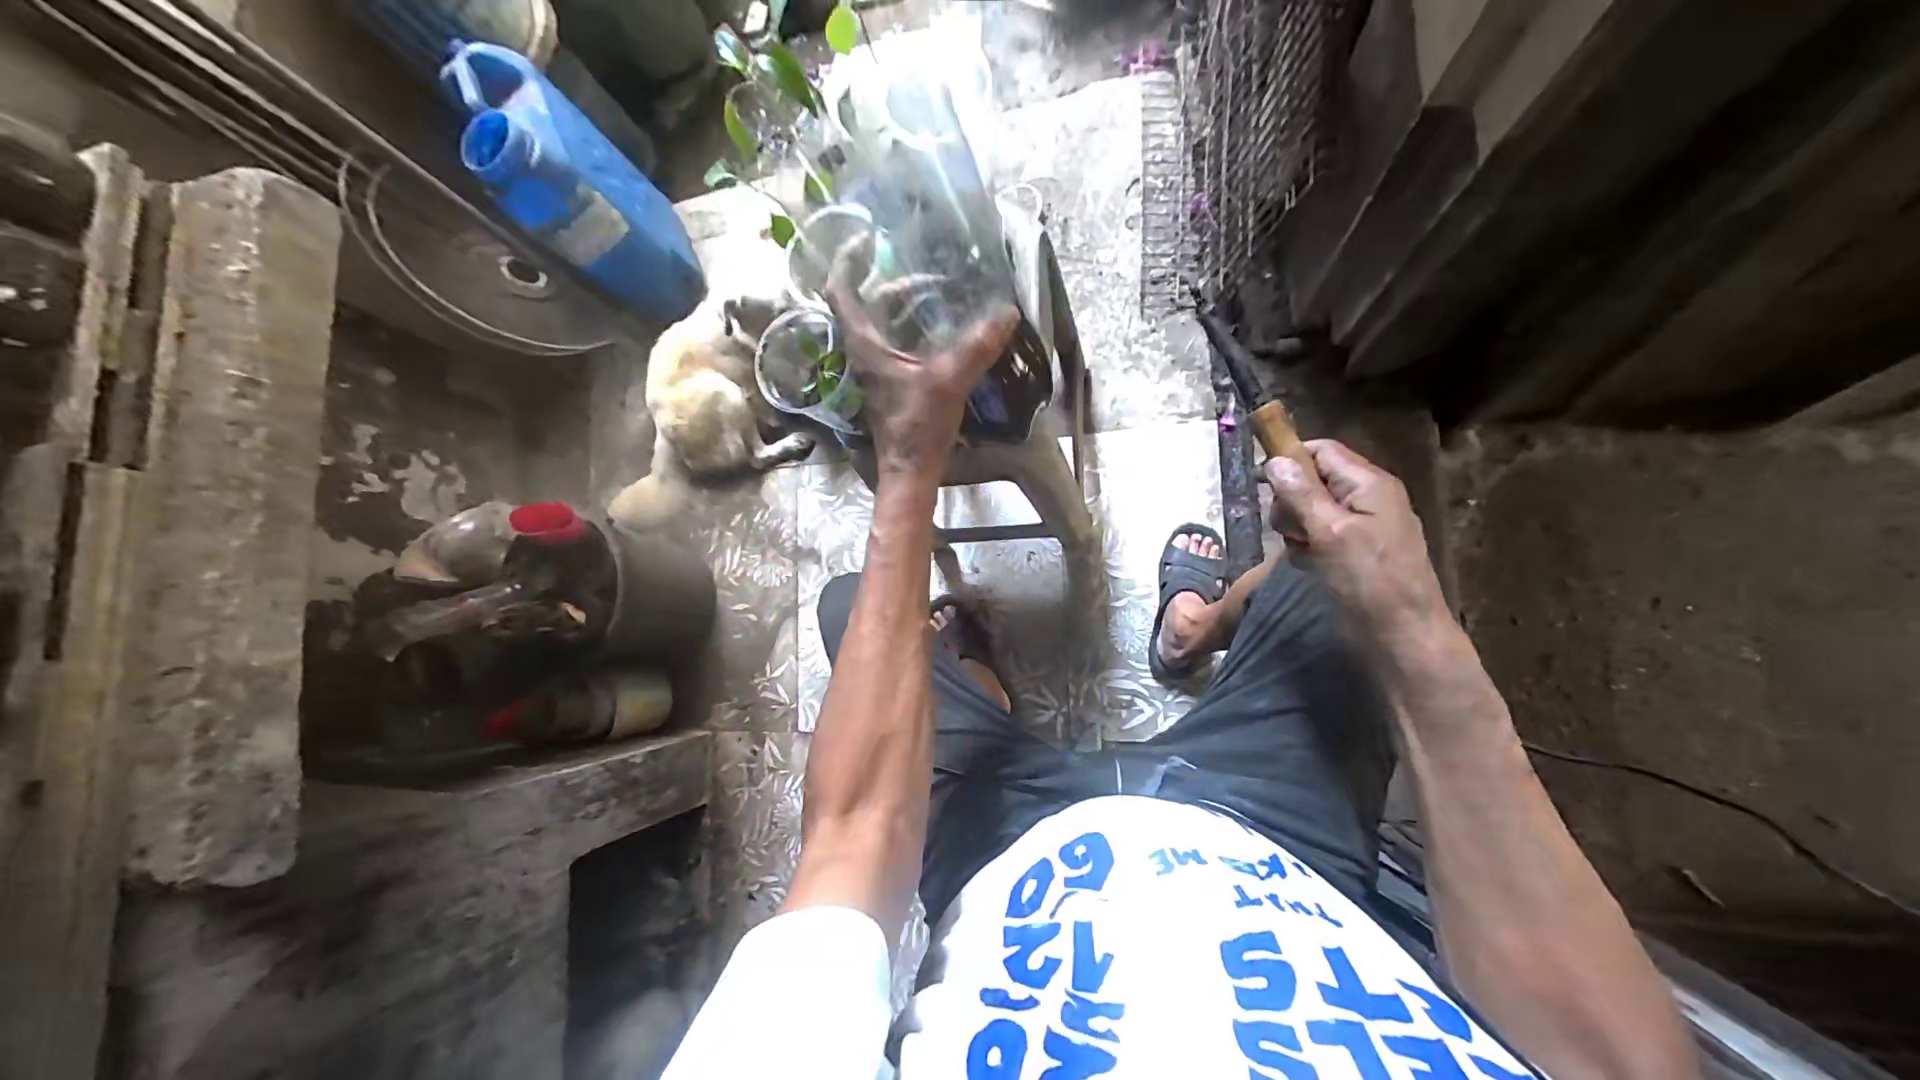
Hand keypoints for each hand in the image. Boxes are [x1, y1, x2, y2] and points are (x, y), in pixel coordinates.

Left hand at [827, 240, 1019, 480]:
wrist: (910, 471)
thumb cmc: (918, 426)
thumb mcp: (949, 381)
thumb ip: (977, 346)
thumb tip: (1007, 313)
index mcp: (865, 345)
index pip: (839, 291)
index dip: (847, 260)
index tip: (865, 238)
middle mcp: (864, 352)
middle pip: (867, 302)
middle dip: (891, 279)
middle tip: (925, 265)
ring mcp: (877, 369)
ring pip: (883, 323)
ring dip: (905, 303)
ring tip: (939, 289)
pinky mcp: (892, 382)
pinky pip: (898, 342)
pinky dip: (914, 326)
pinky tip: (943, 326)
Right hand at [1267, 440, 1450, 636]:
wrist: (1402, 635)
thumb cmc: (1369, 580)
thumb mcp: (1331, 533)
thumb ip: (1302, 494)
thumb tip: (1274, 460)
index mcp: (1368, 484)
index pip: (1321, 451)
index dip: (1290, 461)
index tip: (1262, 486)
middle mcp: (1366, 497)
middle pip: (1311, 479)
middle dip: (1290, 501)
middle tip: (1289, 530)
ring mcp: (1362, 524)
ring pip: (1310, 509)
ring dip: (1296, 527)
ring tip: (1302, 551)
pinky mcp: (1354, 548)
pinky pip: (1319, 533)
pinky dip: (1306, 545)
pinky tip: (1309, 563)